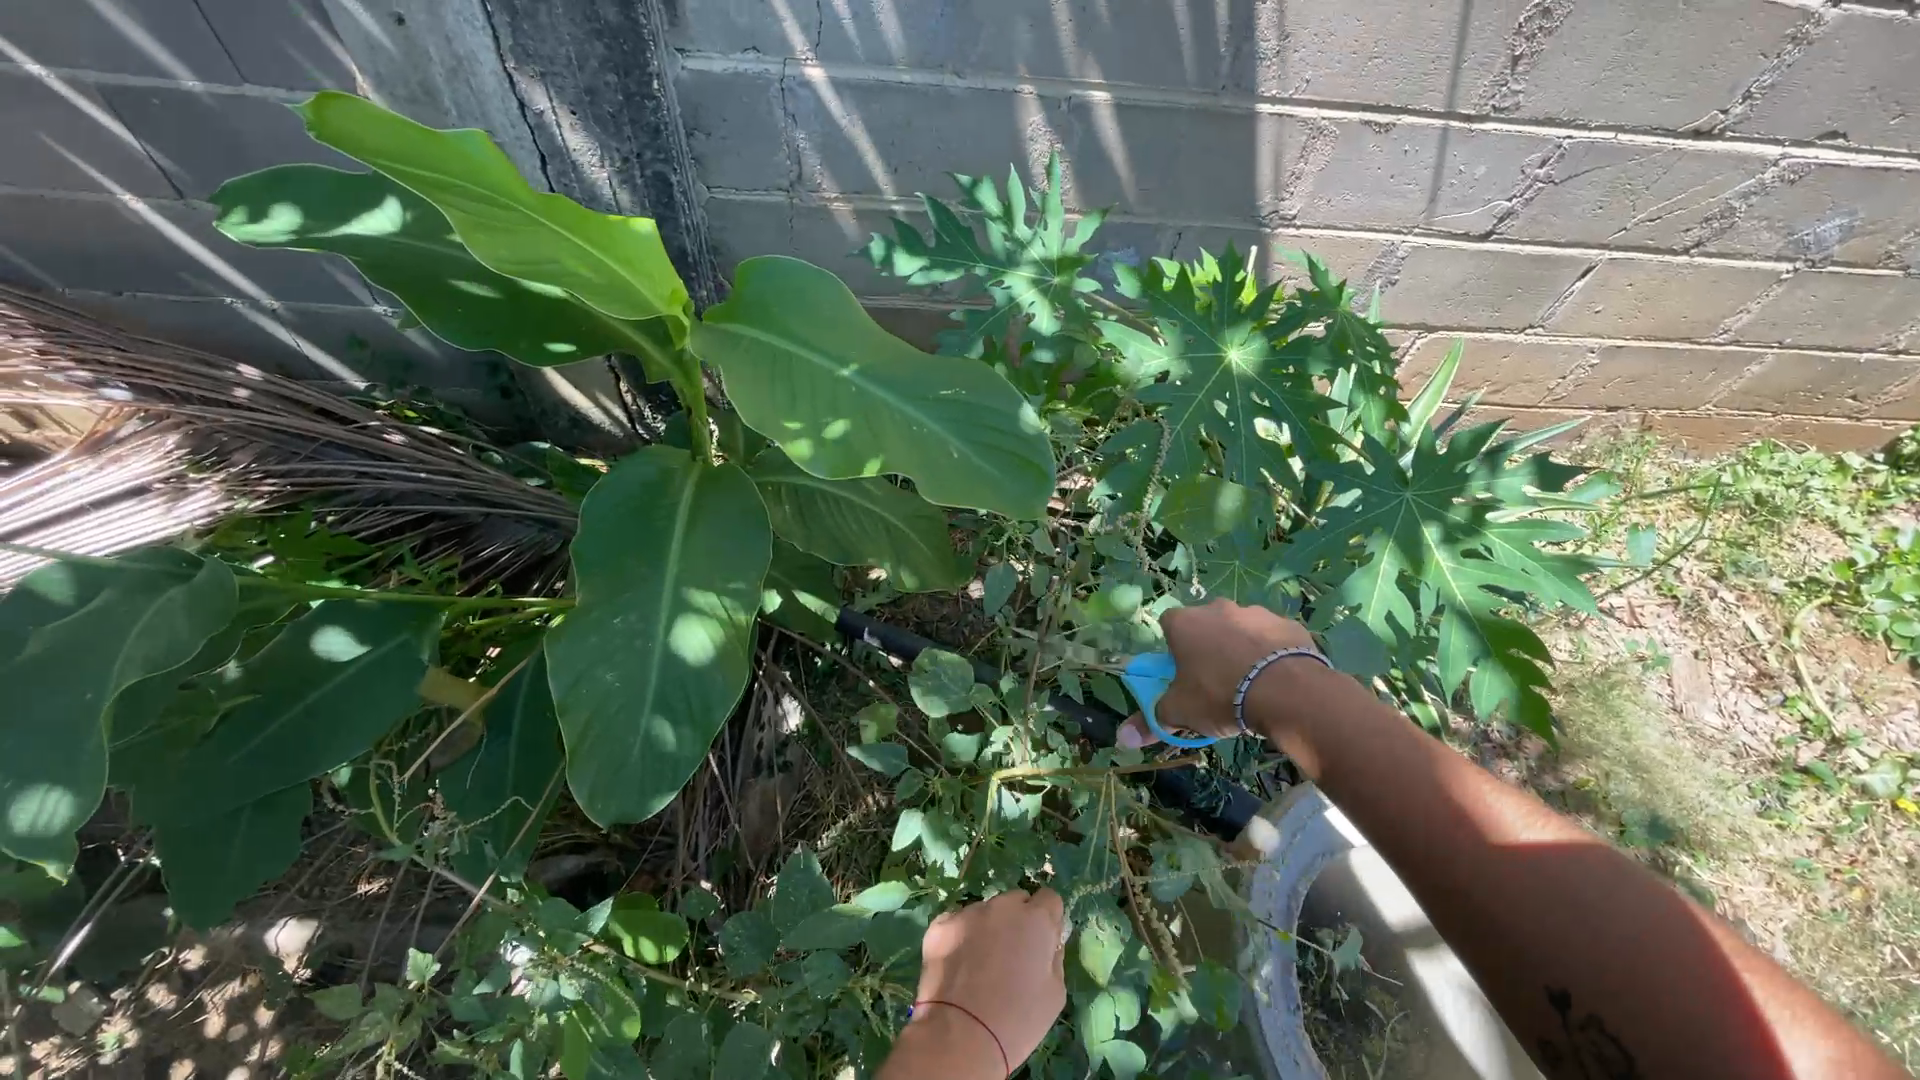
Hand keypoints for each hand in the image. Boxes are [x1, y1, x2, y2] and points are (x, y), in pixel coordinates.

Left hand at [905, 889, 1065, 1071]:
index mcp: (1036, 919)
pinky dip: (959, 938)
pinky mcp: (940, 925)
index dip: (1047, 920)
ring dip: (987, 929)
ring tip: (979, 967)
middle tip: (1012, 956)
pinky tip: (958, 967)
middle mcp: (1002, 906)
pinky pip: (956, 923)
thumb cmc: (1018, 1021)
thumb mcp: (1055, 994)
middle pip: (1016, 902)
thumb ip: (1054, 957)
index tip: (1042, 943)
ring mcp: (968, 912)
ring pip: (984, 912)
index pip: (1049, 899)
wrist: (961, 1036)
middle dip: (1017, 921)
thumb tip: (1047, 944)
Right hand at [1118, 598, 1314, 746]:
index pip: (1168, 624)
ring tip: (1251, 683)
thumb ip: (1150, 720)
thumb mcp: (1180, 712)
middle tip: (1215, 679)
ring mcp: (1255, 612)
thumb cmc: (1220, 695)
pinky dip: (1272, 653)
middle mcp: (1217, 608)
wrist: (1287, 693)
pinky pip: (1273, 638)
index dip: (1173, 648)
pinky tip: (1277, 679)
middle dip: (1209, 646)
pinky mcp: (1288, 624)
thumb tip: (1122, 739)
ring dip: (1241, 648)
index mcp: (1185, 623)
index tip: (1182, 671)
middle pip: (1206, 625)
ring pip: (1241, 630)